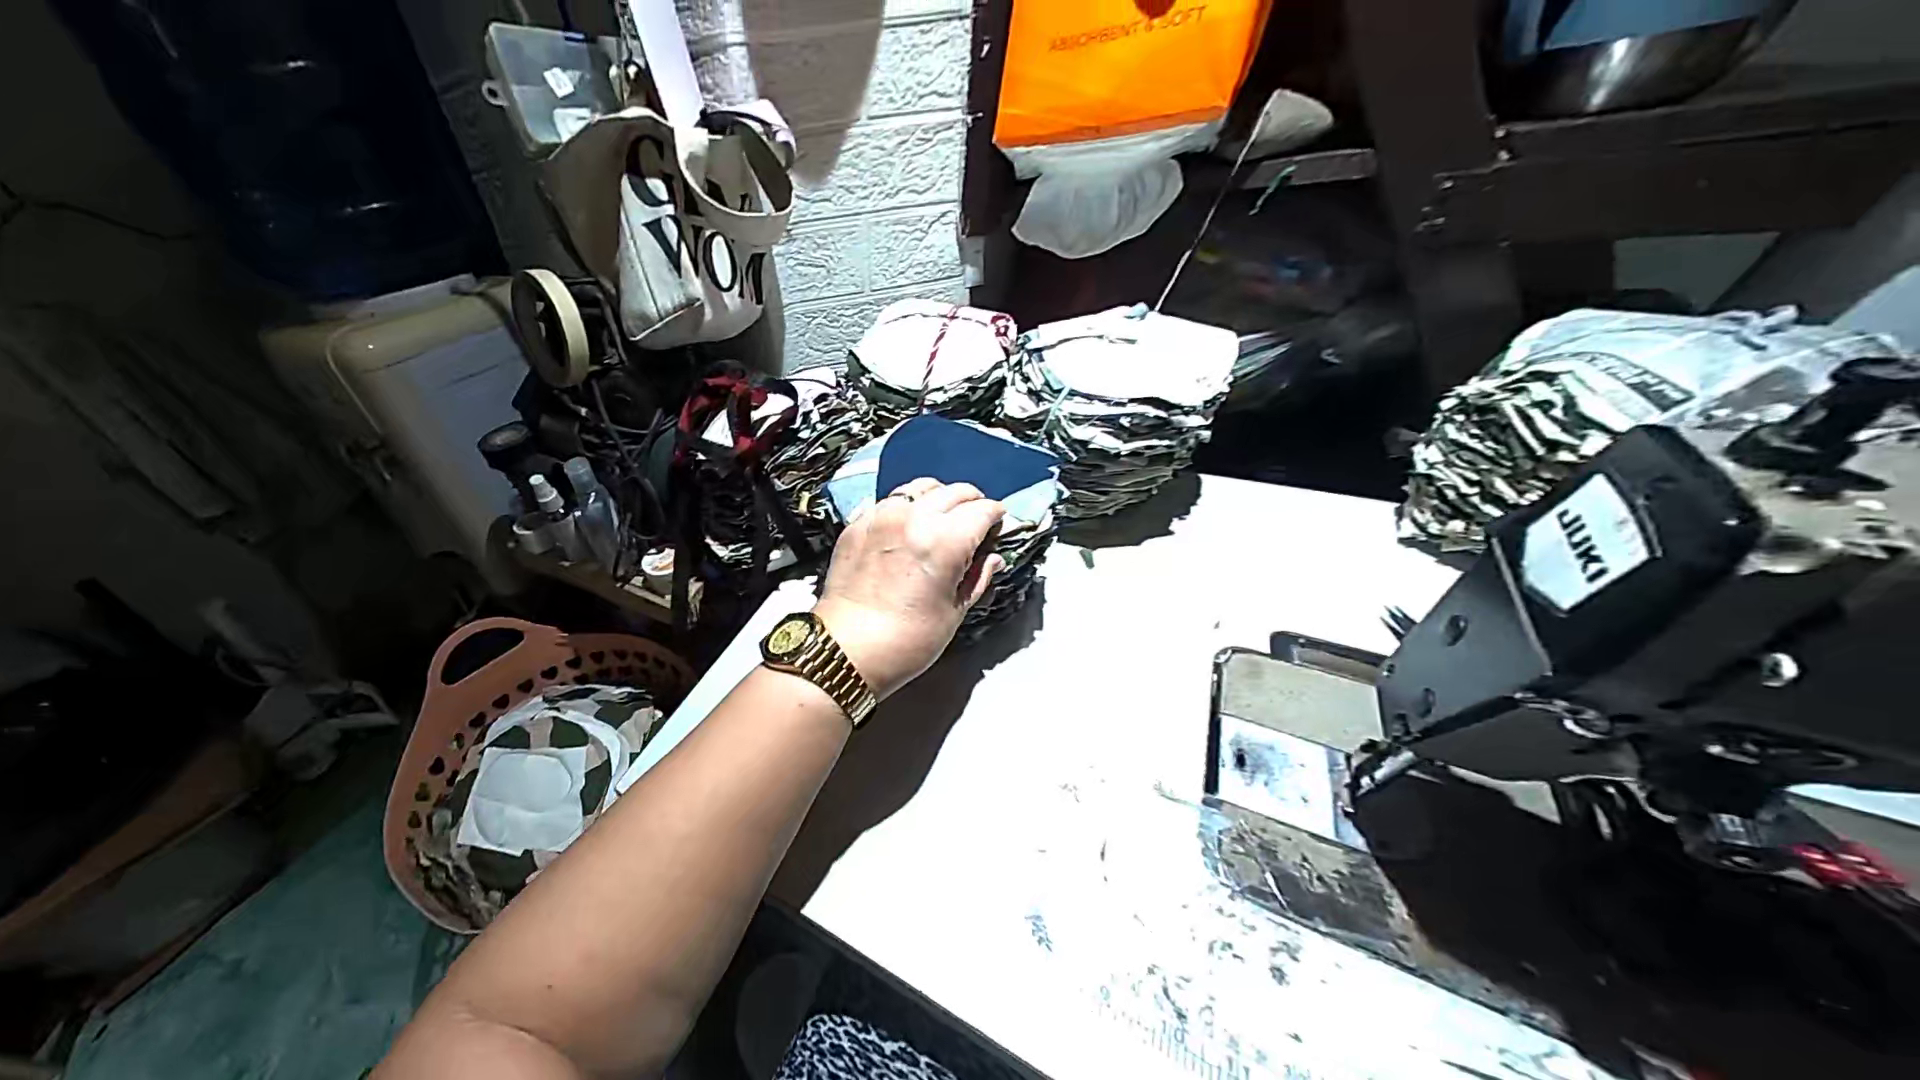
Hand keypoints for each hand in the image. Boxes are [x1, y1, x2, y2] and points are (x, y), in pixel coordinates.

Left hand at [813, 478, 1006, 699]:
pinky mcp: (859, 523)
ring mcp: (883, 516)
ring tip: (942, 519)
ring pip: (921, 488)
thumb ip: (978, 576)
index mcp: (946, 540)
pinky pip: (891, 501)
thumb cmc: (907, 640)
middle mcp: (915, 518)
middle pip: (955, 491)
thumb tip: (993, 558)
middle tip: (975, 523)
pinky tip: (910, 527)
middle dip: (972, 503)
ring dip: (939, 498)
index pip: (983, 509)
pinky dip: (908, 507)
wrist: (847, 649)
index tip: (997, 527)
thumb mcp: (955, 610)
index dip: (996, 517)